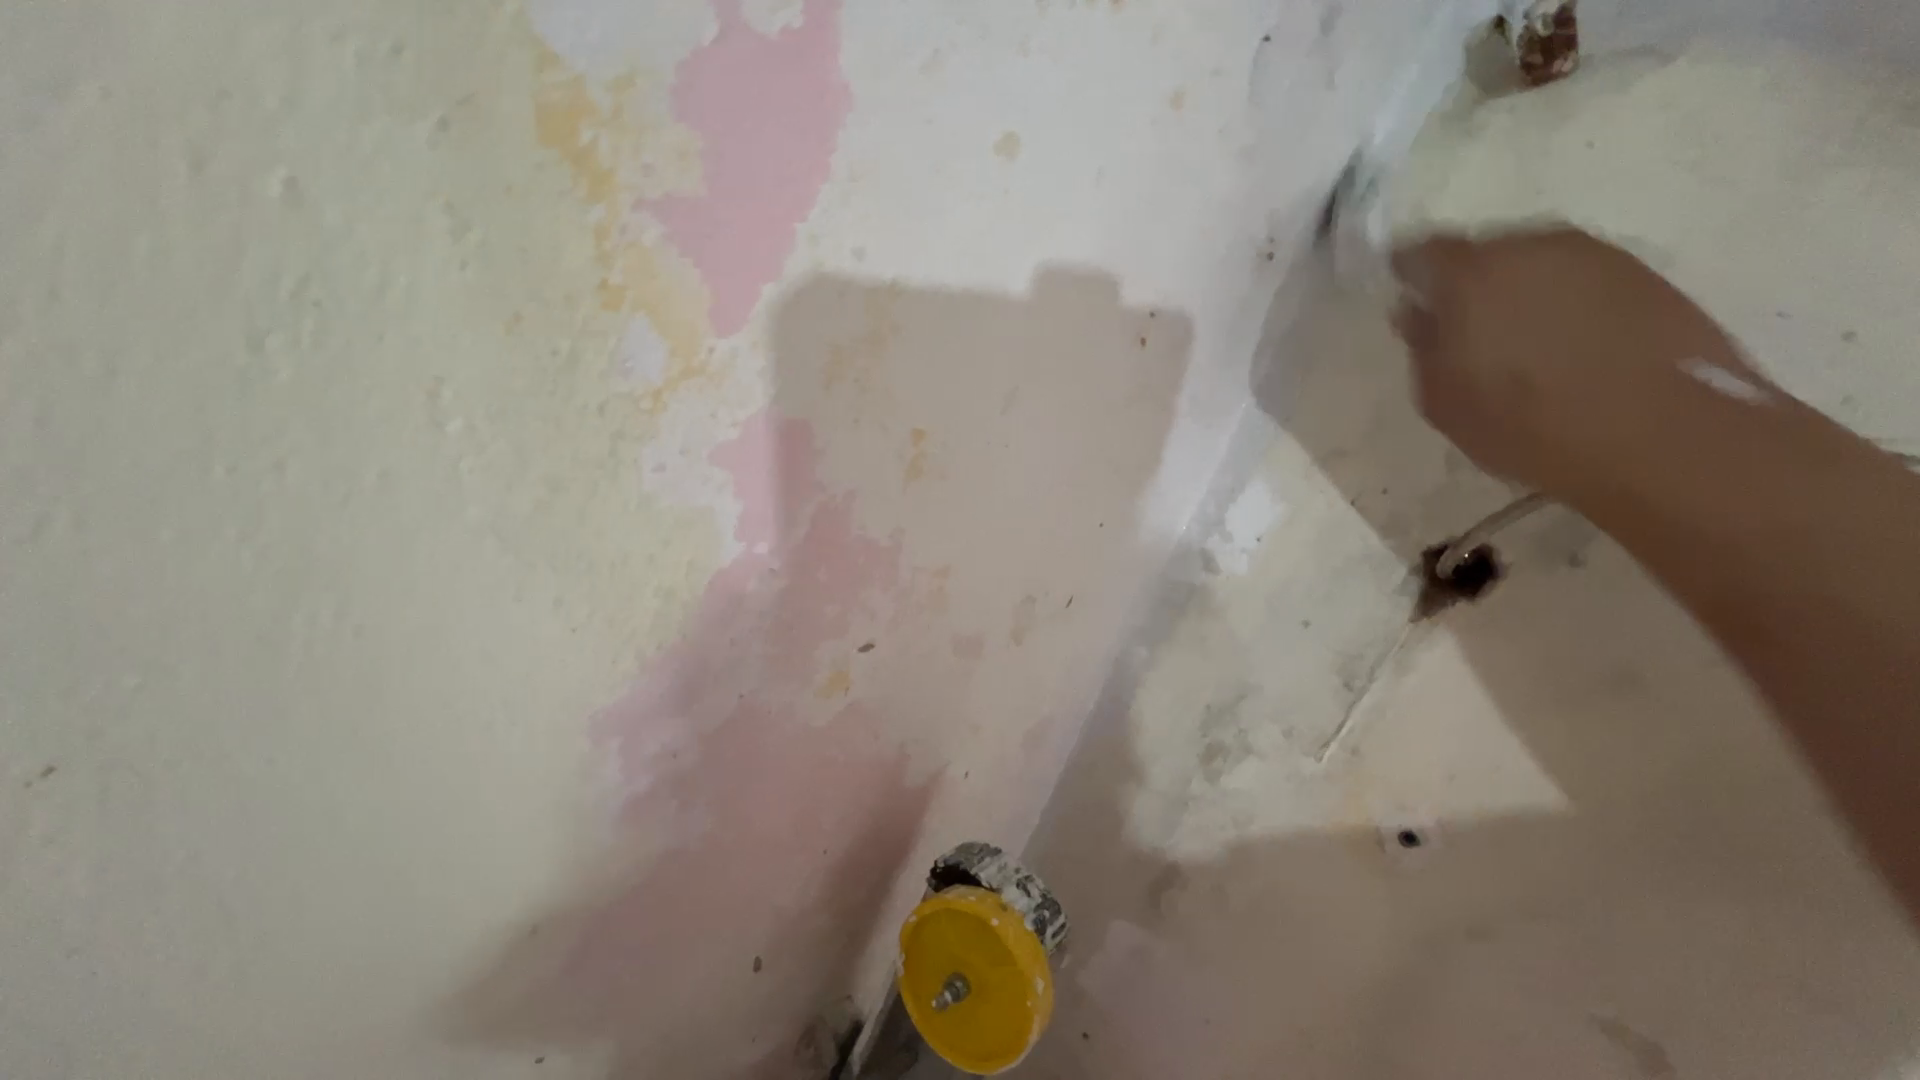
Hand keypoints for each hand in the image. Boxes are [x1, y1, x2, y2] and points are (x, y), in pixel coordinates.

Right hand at [1390, 227, 1766, 496]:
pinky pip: (1581, 279)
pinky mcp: (1645, 273)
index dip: (1409, 274)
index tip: (1409, 301)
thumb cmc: (1528, 424)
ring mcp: (1596, 254)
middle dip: (1468, 283)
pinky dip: (1566, 302)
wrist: (1662, 436)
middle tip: (1464, 329)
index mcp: (1471, 273)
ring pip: (1536, 262)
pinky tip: (1568, 345)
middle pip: (1483, 251)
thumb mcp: (1443, 400)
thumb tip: (1419, 313)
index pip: (1421, 251)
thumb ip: (1423, 347)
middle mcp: (1532, 245)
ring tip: (1520, 341)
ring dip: (1521, 292)